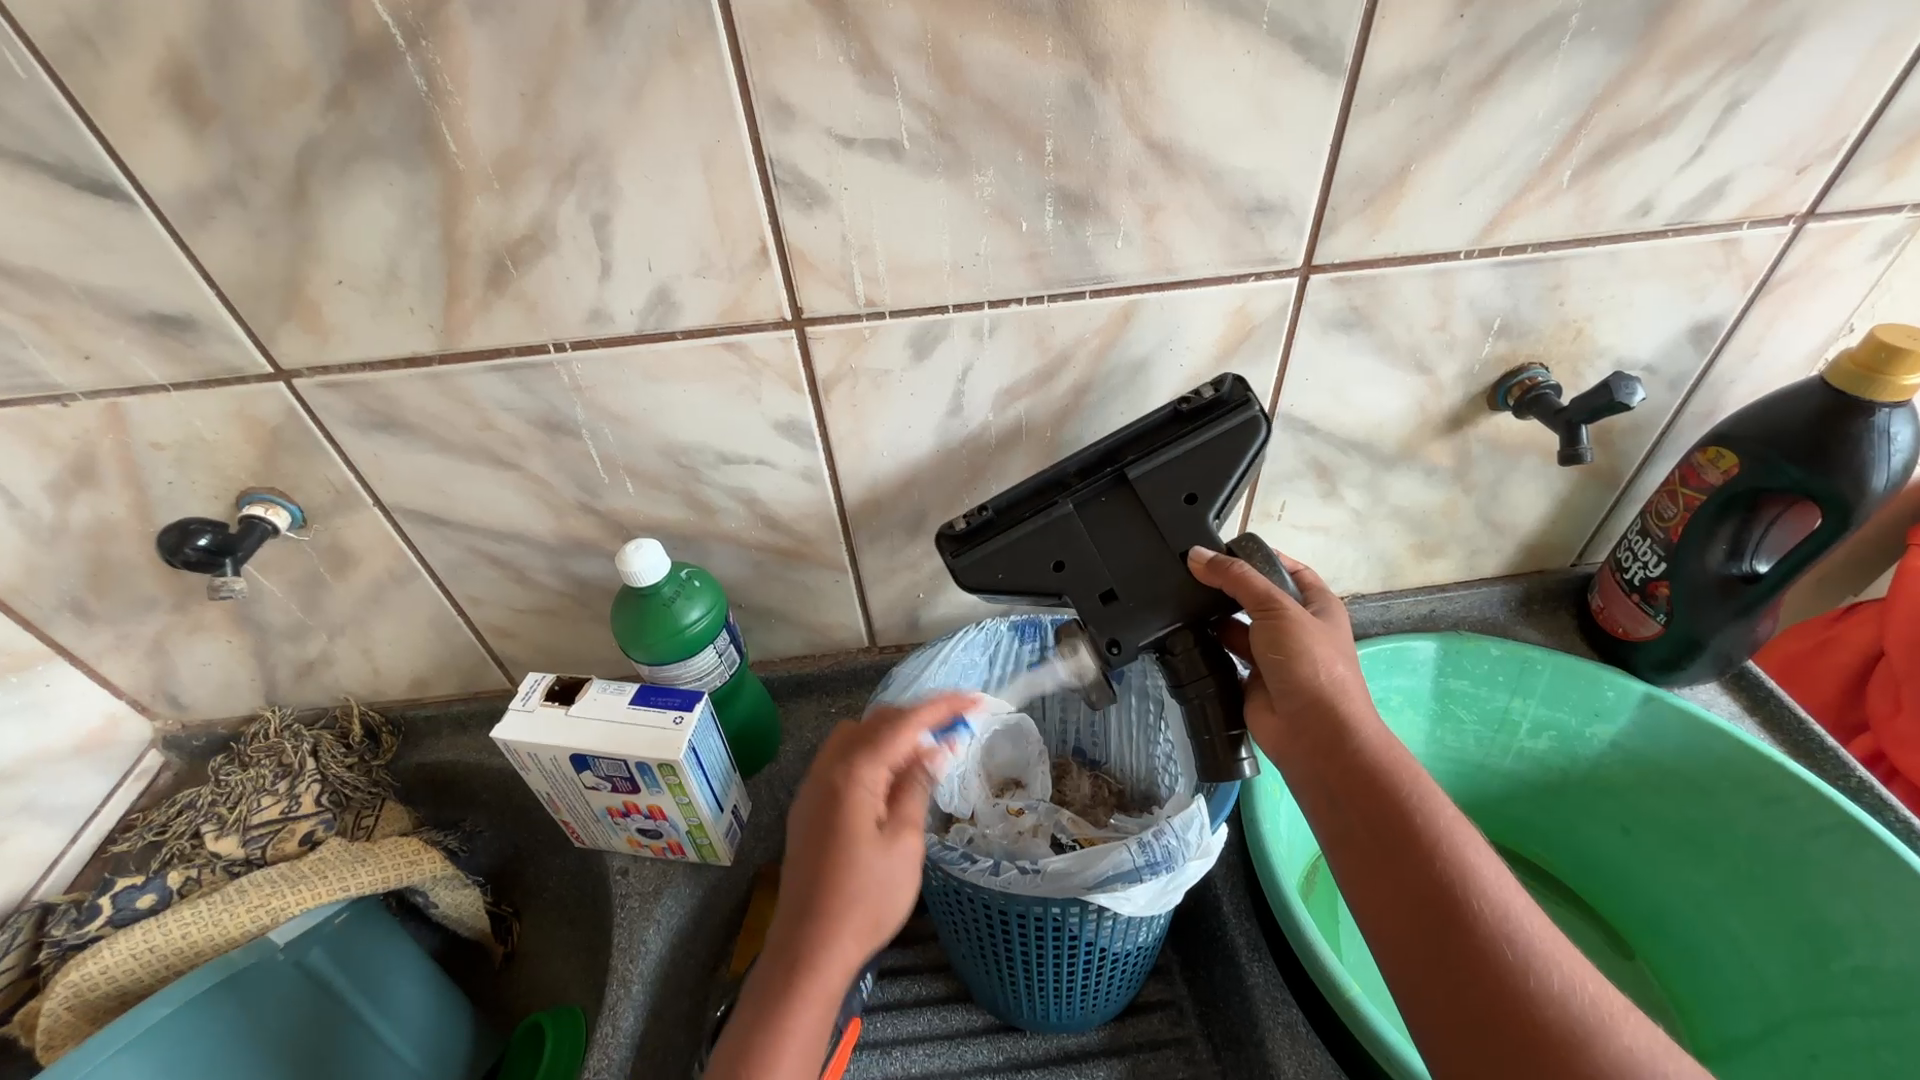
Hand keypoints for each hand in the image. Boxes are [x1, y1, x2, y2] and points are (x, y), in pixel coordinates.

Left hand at [766, 691, 978, 977]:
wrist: (809, 948)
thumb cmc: (866, 899)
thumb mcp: (904, 842)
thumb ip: (916, 786)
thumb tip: (931, 749)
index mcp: (853, 772)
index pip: (904, 724)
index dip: (941, 708)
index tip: (975, 700)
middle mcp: (827, 769)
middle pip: (875, 723)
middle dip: (916, 718)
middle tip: (955, 729)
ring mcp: (813, 788)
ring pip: (855, 738)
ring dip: (891, 735)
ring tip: (926, 753)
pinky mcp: (809, 808)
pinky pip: (842, 761)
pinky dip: (872, 755)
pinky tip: (892, 779)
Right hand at [1185, 546, 1373, 752]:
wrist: (1314, 734)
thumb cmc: (1309, 663)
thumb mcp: (1277, 608)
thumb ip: (1236, 579)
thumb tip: (1196, 555)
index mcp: (1316, 604)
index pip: (1285, 568)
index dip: (1256, 557)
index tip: (1219, 550)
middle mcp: (1295, 627)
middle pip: (1255, 597)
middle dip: (1227, 587)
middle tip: (1187, 572)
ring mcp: (1272, 655)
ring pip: (1236, 626)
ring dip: (1213, 617)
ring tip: (1176, 599)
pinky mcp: (1249, 679)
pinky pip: (1224, 654)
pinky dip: (1207, 645)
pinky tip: (1181, 632)